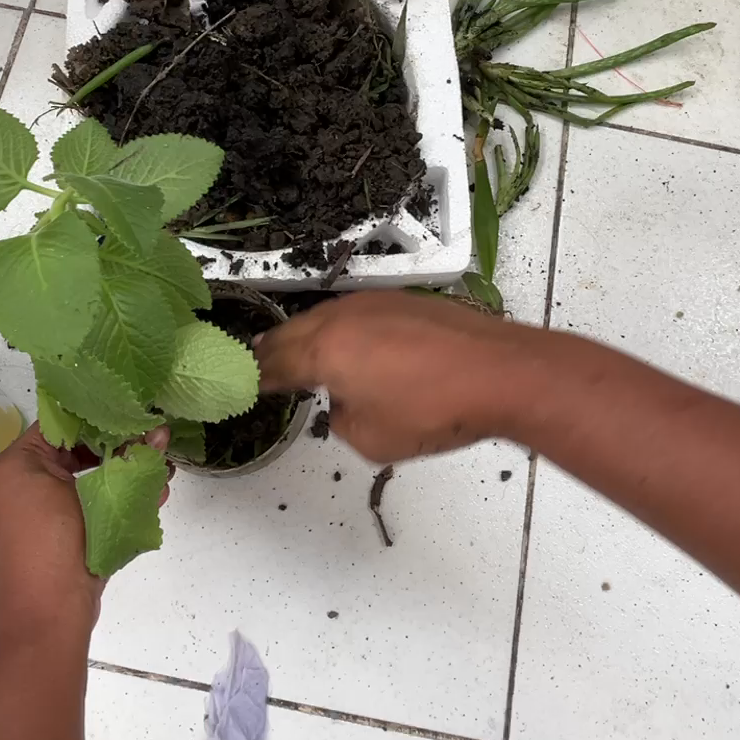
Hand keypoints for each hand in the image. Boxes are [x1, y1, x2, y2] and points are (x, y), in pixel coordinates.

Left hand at [0, 423, 171, 639]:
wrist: (42, 625)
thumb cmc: (50, 545)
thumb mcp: (85, 491)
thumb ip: (122, 461)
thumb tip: (159, 434)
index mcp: (14, 468)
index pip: (59, 425)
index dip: (98, 416)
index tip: (135, 410)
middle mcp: (21, 489)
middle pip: (77, 453)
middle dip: (119, 447)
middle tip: (156, 439)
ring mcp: (39, 519)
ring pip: (88, 483)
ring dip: (125, 475)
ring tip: (163, 468)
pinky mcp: (58, 542)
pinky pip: (88, 510)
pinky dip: (116, 502)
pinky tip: (153, 496)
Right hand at [253, 290, 579, 462]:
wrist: (497, 370)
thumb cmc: (433, 410)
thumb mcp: (372, 439)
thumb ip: (340, 419)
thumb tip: (342, 401)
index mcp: (325, 351)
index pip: (277, 363)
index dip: (257, 374)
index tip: (242, 379)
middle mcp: (341, 318)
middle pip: (293, 332)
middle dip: (271, 348)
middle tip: (255, 359)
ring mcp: (372, 303)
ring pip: (322, 316)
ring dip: (302, 333)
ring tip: (290, 346)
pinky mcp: (401, 299)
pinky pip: (351, 312)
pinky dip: (335, 326)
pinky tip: (342, 338)